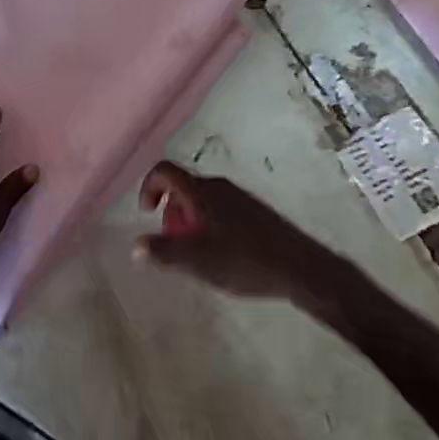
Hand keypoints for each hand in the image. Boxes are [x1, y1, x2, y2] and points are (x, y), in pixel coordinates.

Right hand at [134, 160, 343, 298]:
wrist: (302, 269)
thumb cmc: (245, 261)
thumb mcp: (199, 262)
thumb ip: (165, 252)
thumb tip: (136, 246)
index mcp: (201, 191)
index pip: (165, 170)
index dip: (149, 186)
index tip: (148, 213)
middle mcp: (218, 185)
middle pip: (183, 185)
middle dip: (171, 210)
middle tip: (174, 242)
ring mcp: (239, 195)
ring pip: (202, 198)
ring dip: (190, 219)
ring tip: (198, 253)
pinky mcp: (255, 209)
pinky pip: (220, 206)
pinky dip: (209, 222)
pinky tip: (223, 254)